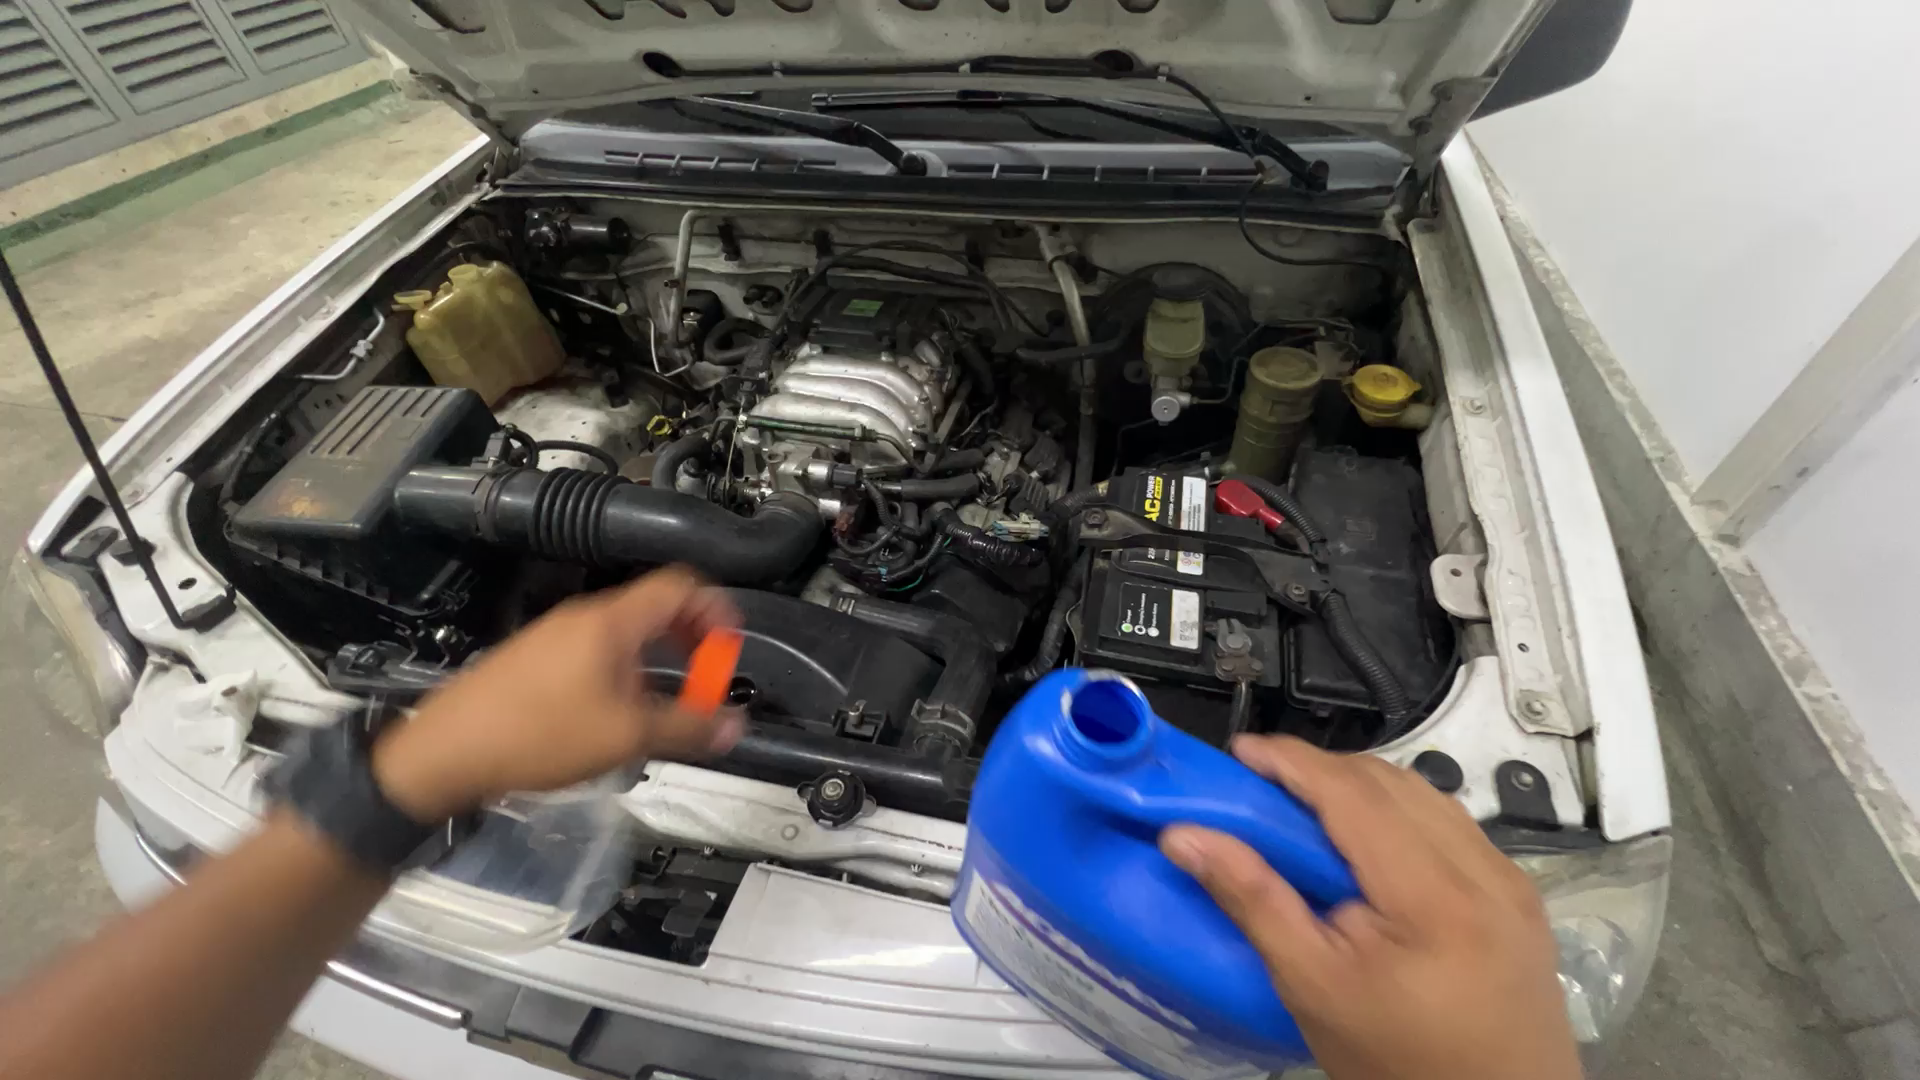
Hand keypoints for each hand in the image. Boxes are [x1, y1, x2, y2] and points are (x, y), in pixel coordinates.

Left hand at [371, 566, 743, 820]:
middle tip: (706, 675)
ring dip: (660, 657)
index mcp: (613, 621)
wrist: (441, 755)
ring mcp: (558, 634)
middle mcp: (586, 617)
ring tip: (666, 699)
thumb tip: (735, 726)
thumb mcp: (626, 737)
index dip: (716, 607)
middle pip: (658, 606)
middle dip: (692, 638)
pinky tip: (619, 709)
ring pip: (629, 630)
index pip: (681, 585)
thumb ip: (688, 727)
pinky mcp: (538, 657)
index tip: (729, 643)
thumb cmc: (537, 734)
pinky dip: (628, 667)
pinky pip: (600, 648)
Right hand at [1160, 736, 1578, 1079]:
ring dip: (1355, 782)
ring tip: (1303, 804)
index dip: (1292, 760)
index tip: (1240, 750)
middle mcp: (1484, 873)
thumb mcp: (1310, 984)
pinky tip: (1361, 836)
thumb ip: (1250, 898)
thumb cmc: (1396, 1061)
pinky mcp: (1516, 893)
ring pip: (1419, 790)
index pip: (1353, 793)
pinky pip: (1445, 818)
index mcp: (1434, 897)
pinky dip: (1392, 806)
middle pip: (1387, 781)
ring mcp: (1509, 880)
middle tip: (1261, 782)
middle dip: (1318, 768)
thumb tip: (1181, 835)